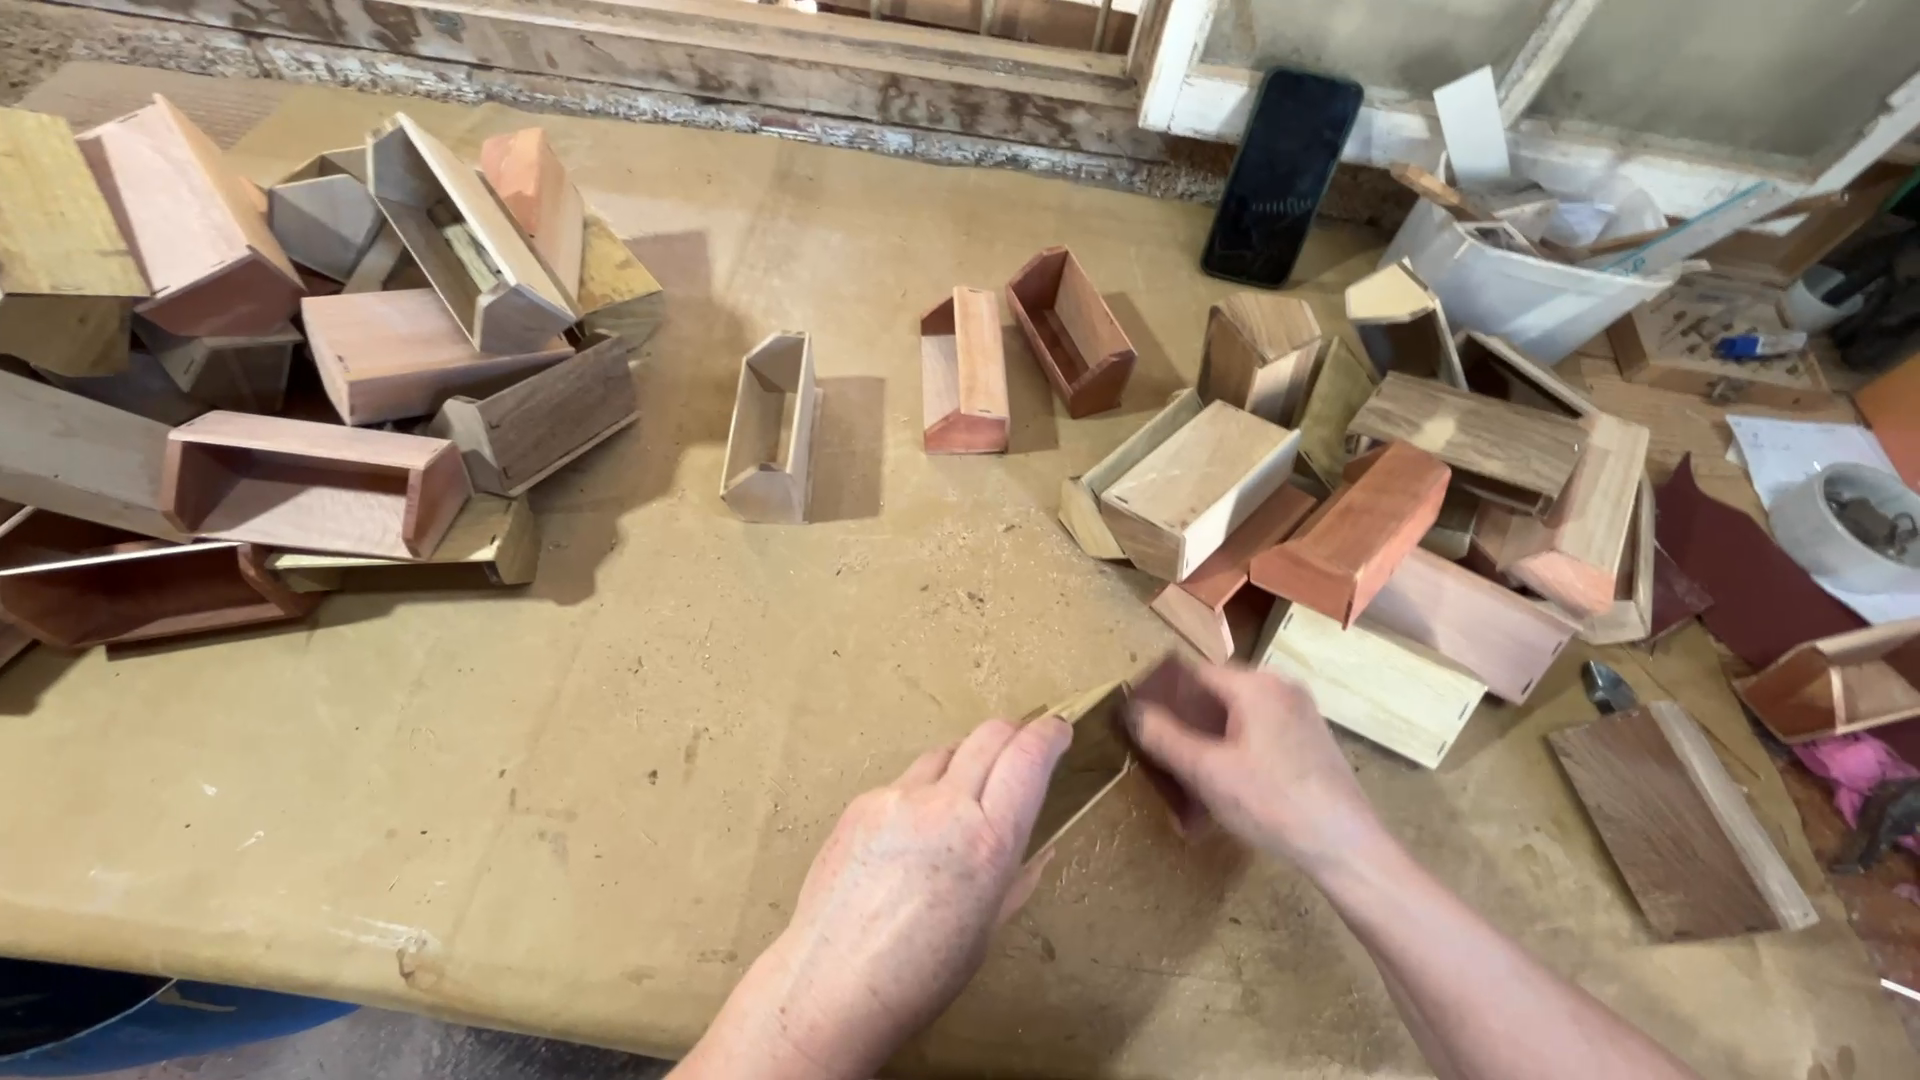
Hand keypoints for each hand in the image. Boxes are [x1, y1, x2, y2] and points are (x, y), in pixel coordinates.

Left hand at [678, 715, 1070, 1079]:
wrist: (833, 984)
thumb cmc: (923, 974)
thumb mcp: (988, 928)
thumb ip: (1016, 876)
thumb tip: (1041, 848)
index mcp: (988, 841)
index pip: (1028, 757)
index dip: (1049, 734)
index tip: (1058, 730)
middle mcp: (945, 805)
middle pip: (989, 734)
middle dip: (1013, 732)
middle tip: (1021, 745)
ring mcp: (898, 797)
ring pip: (945, 753)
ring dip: (965, 760)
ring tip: (963, 794)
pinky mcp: (862, 801)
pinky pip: (904, 782)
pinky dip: (921, 792)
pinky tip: (911, 832)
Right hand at [1127, 659, 1383, 873]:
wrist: (1348, 848)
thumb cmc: (1273, 804)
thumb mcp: (1207, 772)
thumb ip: (1164, 737)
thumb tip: (1131, 709)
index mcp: (1255, 684)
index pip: (1192, 673)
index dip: (1161, 695)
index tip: (1140, 722)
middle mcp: (1280, 687)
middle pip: (1215, 694)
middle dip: (1185, 722)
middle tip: (1162, 753)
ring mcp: (1300, 712)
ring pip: (1236, 716)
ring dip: (1209, 739)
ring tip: (1189, 773)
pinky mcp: (1310, 739)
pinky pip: (1258, 731)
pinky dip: (1235, 748)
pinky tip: (1226, 784)